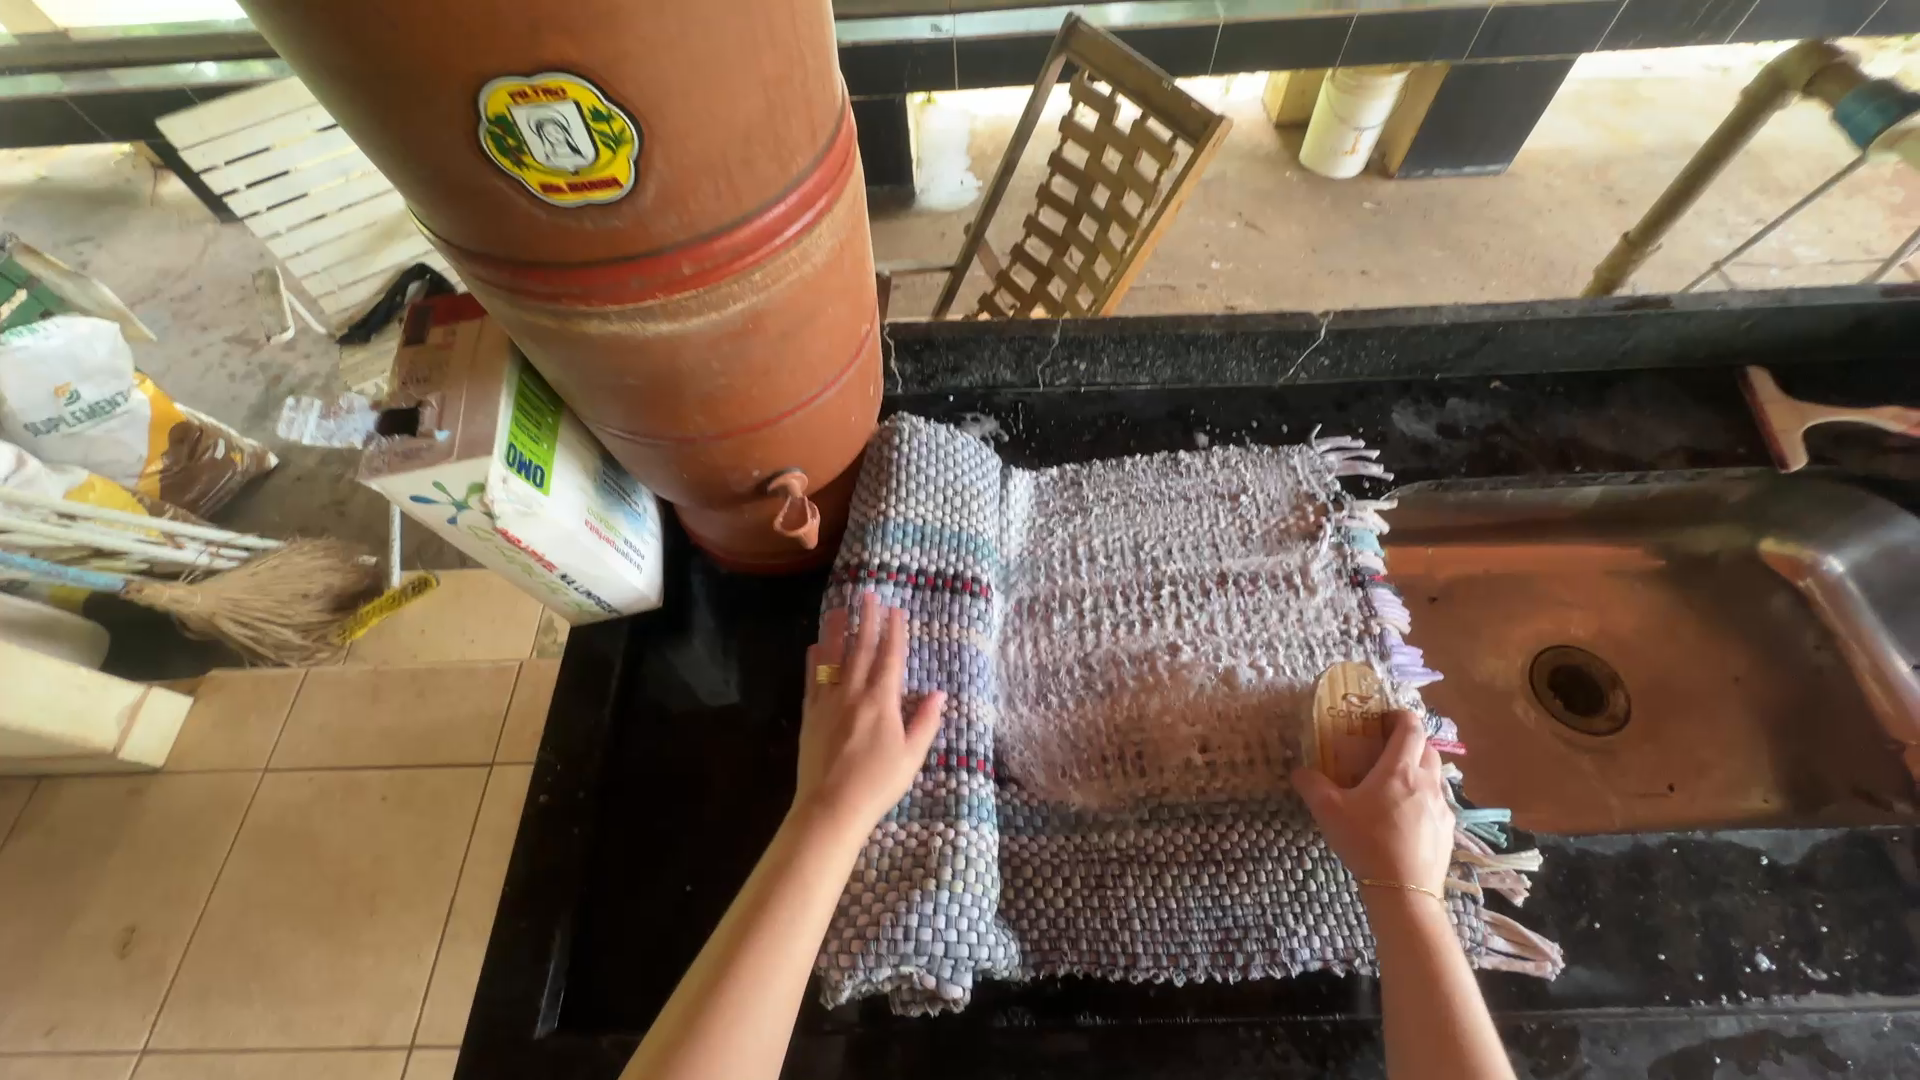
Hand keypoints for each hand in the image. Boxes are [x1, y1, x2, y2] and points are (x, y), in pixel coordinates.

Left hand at [794, 591, 946, 838]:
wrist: (831, 807)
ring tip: (840, 608)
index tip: (896, 609)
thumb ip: (925, 722)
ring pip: (834, 658)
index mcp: (881, 701)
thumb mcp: (912, 756)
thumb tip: (939, 694)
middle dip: (866, 620)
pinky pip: (813, 679)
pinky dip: (815, 660)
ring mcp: (828, 702)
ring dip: (838, 631)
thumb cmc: (878, 783)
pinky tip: (815, 646)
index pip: (890, 658)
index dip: (894, 632)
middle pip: (861, 649)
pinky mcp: (810, 715)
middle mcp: (853, 693)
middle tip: (868, 594)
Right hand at [1291, 709, 1452, 897]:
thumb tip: (1299, 771)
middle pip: (1427, 748)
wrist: (1404, 891)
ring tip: (1393, 783)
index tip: (1382, 717)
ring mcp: (1441, 807)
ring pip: (1435, 775)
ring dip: (1418, 769)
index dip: (1400, 716)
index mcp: (1398, 770)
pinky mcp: (1447, 830)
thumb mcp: (1327, 810)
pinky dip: (1423, 796)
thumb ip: (1311, 784)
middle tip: (1384, 749)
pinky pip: (1437, 801)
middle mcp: (1426, 782)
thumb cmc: (1366, 842)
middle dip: (1409, 741)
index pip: (1411, 728)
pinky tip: (1403, 816)